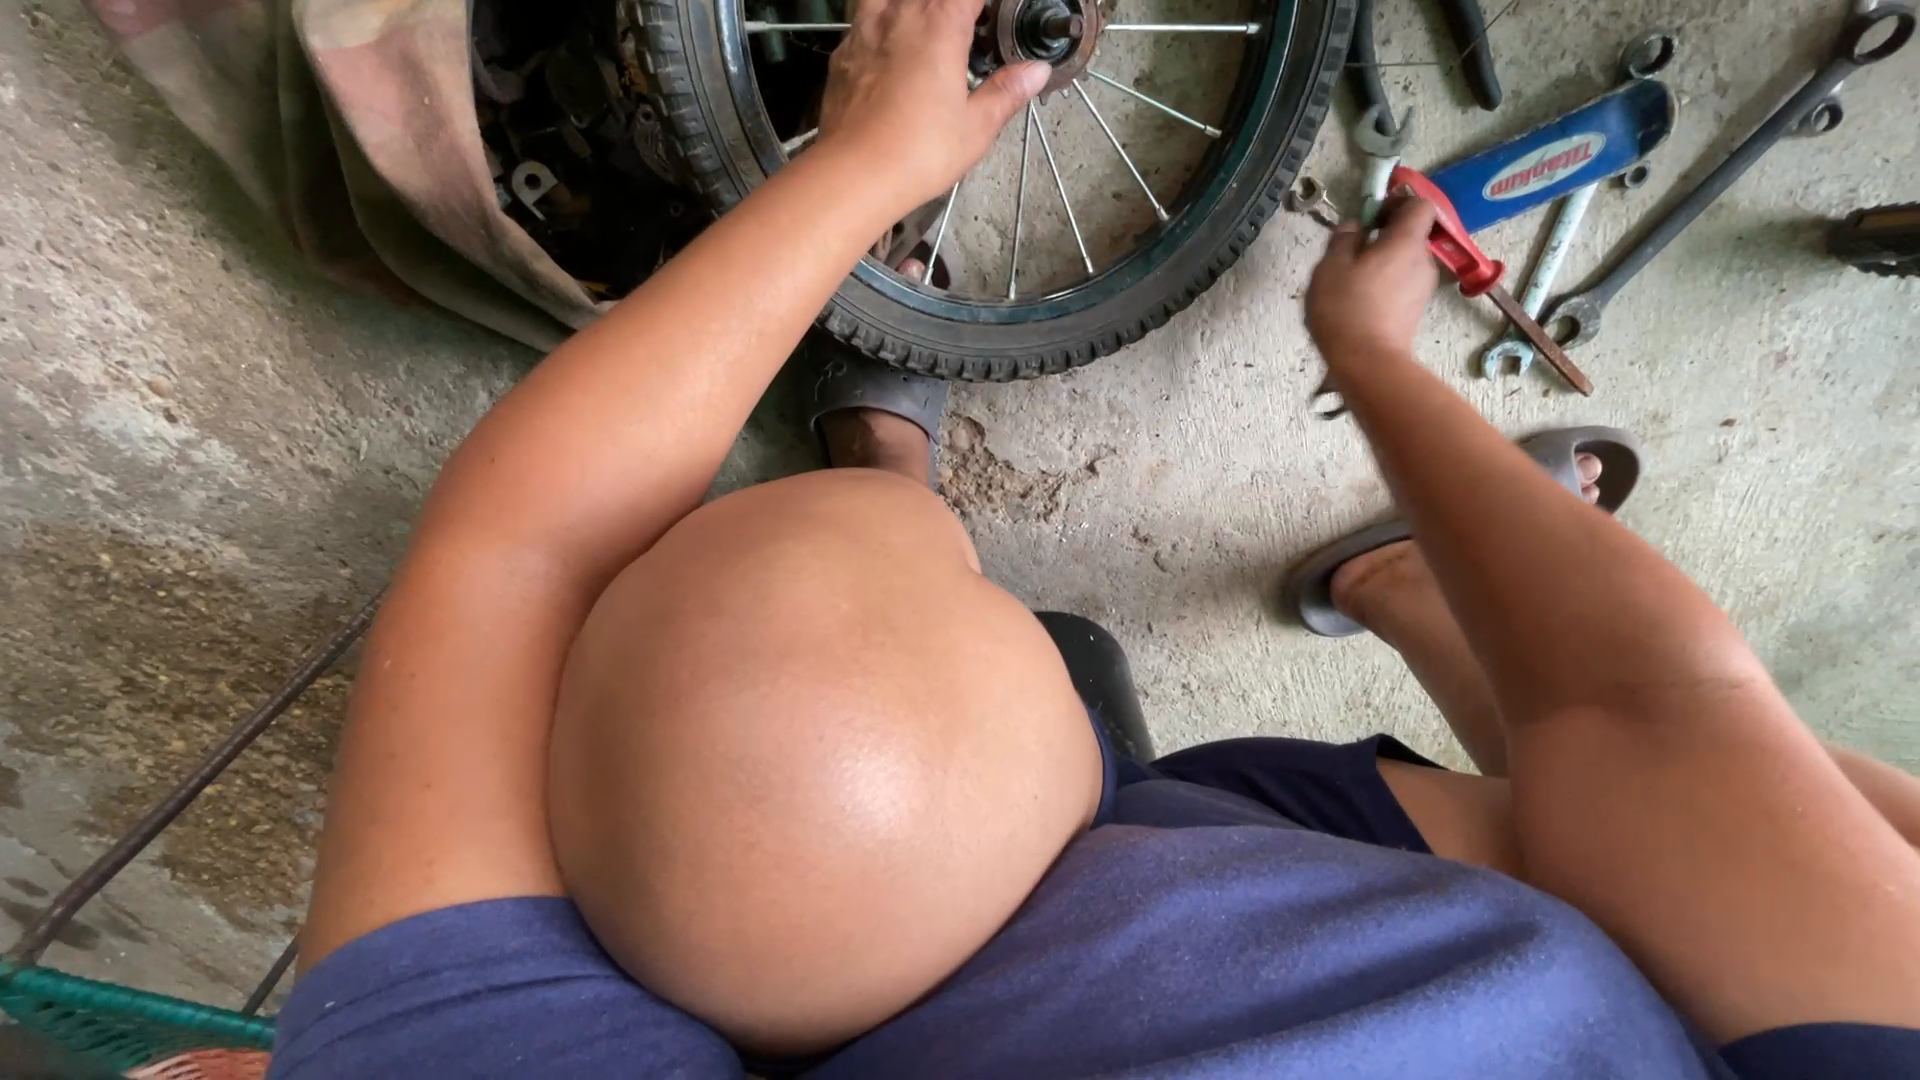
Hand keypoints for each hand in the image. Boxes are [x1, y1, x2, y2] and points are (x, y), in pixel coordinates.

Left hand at [815, 0, 1050, 210]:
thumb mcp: (975, 129)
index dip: (984, 5)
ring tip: (922, 25)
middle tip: (965, 28)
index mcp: (941, 24)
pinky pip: (861, 20)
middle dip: (952, 7)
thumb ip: (1006, 93)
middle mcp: (900, 14)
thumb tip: (1036, 71)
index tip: (993, 17)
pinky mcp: (843, 55)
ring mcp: (865, 31)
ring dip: (911, 6)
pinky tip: (887, 47)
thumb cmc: (917, 153)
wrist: (855, 174)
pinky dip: (879, 23)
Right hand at [1305, 196, 1439, 364]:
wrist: (1367, 361)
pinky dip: (1383, 288)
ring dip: (1380, 266)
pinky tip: (1358, 307)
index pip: (1418, 205)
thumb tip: (1355, 225)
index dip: (1395, 204)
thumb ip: (1343, 239)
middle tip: (1349, 257)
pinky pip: (1400, 287)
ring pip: (1402, 263)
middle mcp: (1423, 260)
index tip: (1369, 218)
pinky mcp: (1415, 311)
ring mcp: (1423, 288)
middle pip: (1408, 236)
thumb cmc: (1345, 309)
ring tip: (1349, 287)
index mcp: (1406, 241)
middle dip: (1382, 239)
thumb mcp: (1330, 267)